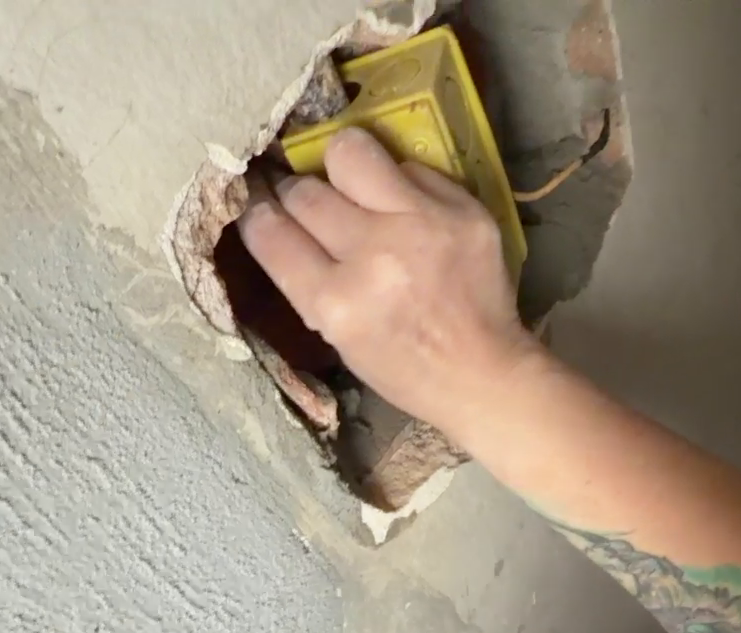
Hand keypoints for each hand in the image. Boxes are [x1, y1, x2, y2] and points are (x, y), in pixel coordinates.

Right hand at [237, 127, 542, 439]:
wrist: (482, 373)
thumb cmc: (405, 369)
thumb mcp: (340, 341)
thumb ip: (308, 283)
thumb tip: (280, 222)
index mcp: (335, 304)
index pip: (269, 232)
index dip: (258, 216)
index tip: (263, 210)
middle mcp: (372, 255)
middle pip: (305, 191)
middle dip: (298, 196)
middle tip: (312, 207)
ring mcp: (420, 225)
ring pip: (350, 151)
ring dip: (341, 167)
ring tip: (352, 187)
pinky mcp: (460, 208)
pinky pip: (407, 167)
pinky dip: (398, 184)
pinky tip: (407, 211)